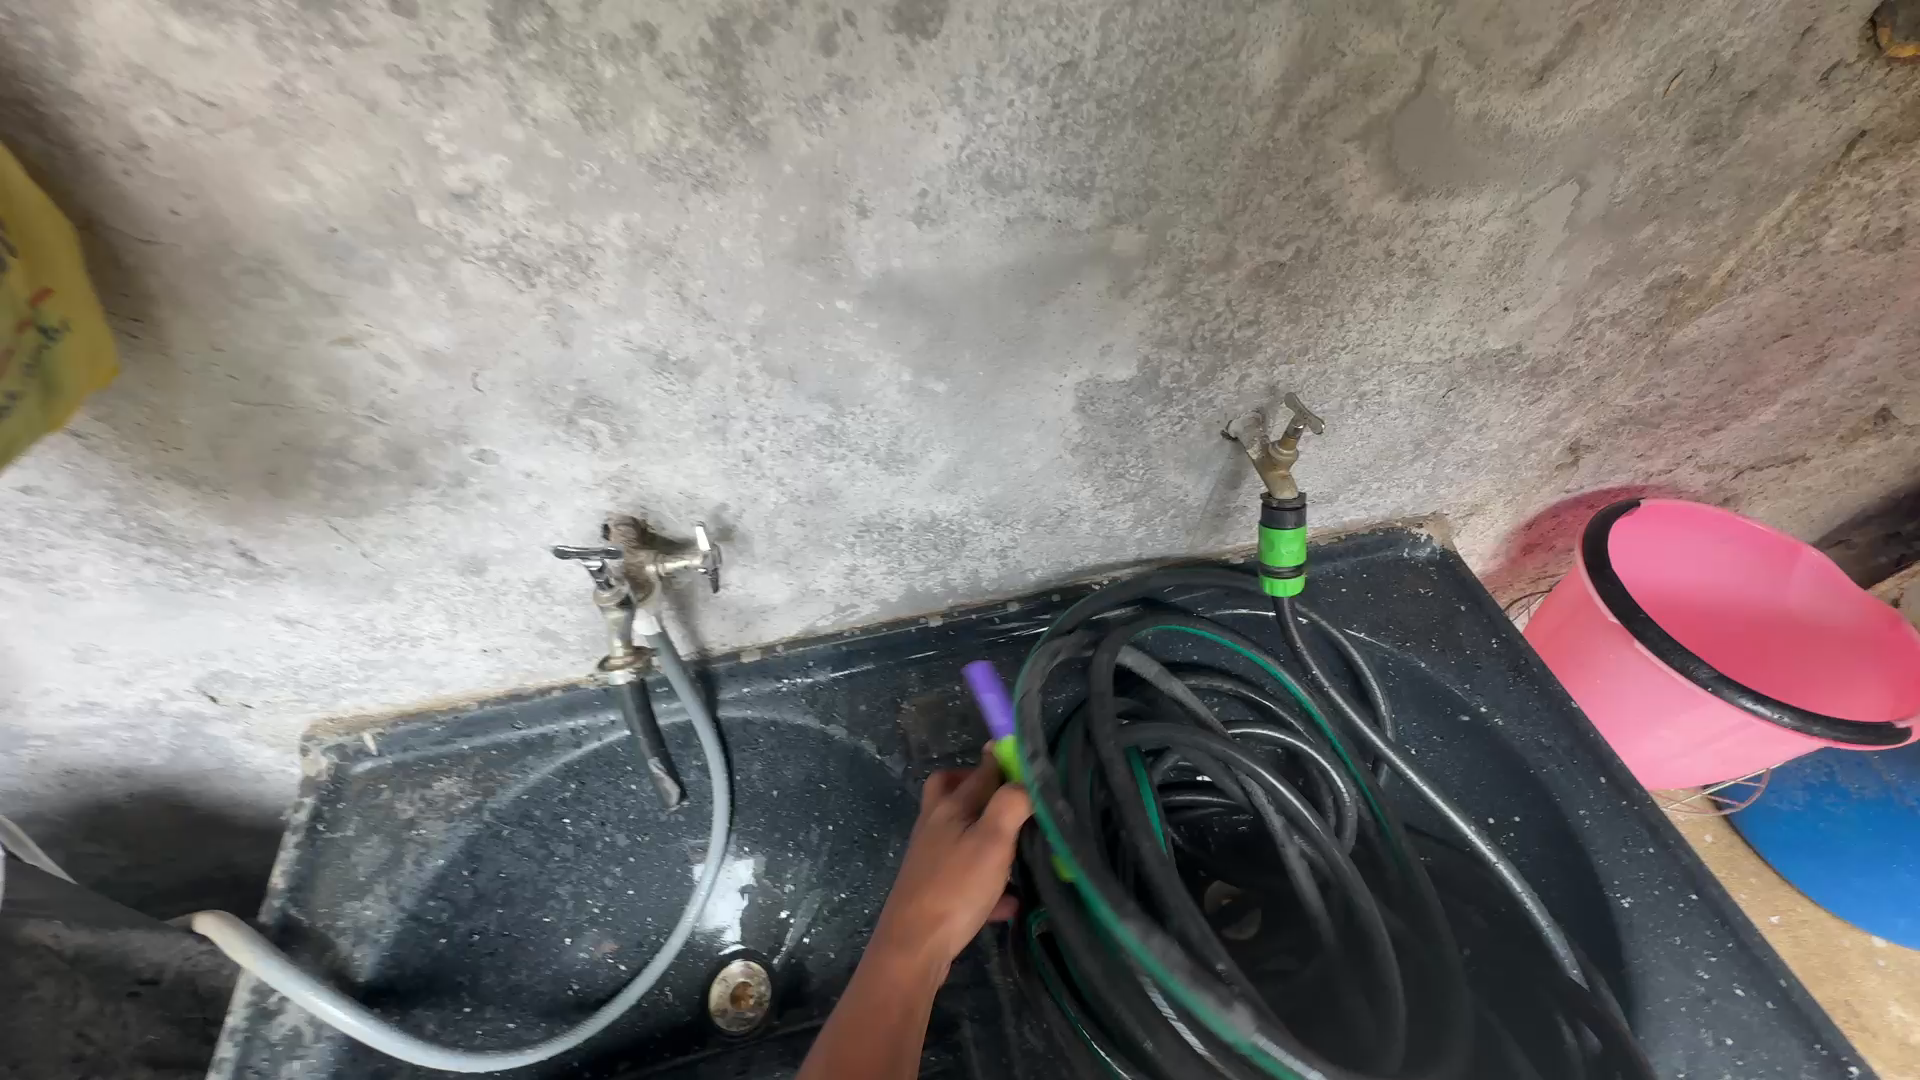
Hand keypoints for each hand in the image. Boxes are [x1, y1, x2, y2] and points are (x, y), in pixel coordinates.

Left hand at [870, 750, 1032, 975]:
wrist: (914, 946)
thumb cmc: (955, 886)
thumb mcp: (993, 840)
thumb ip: (1011, 804)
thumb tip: (1026, 778)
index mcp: (950, 807)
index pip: (978, 772)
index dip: (1001, 761)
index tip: (1025, 759)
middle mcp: (936, 825)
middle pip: (950, 791)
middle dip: (976, 786)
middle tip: (1005, 795)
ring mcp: (930, 857)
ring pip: (956, 832)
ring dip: (982, 833)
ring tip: (1014, 844)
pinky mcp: (932, 890)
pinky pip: (963, 877)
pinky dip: (986, 882)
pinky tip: (1010, 900)